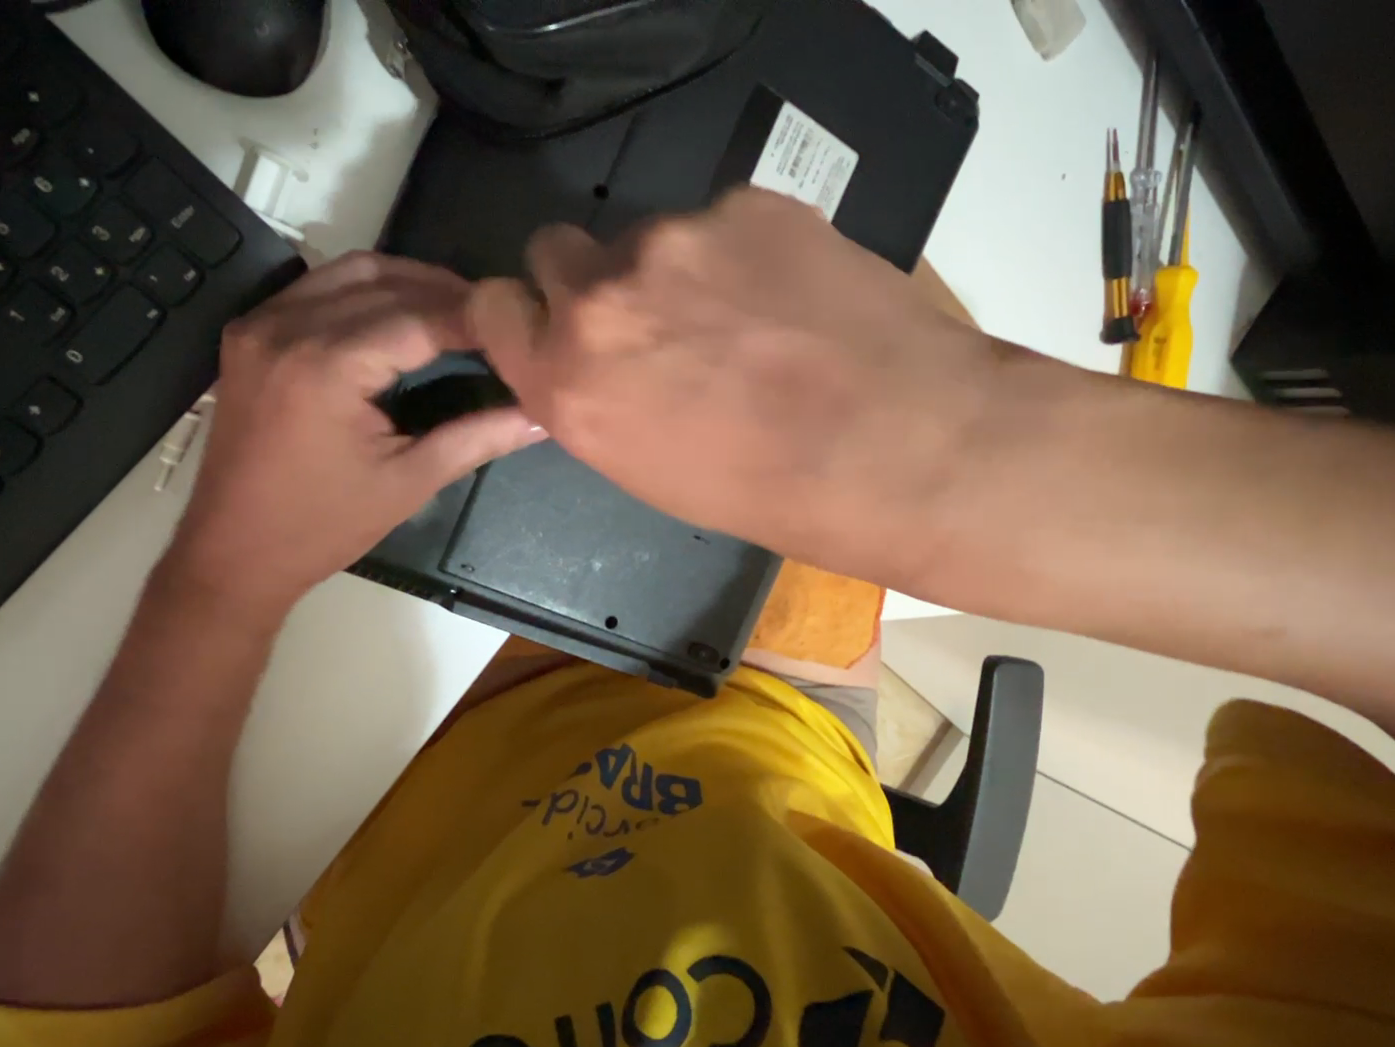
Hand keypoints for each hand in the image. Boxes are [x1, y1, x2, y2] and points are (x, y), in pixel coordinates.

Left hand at [162, 253, 546, 618]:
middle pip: (386, 282)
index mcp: (328, 366)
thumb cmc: (323, 526)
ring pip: (349, 272)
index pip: (420, 317)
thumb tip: (542, 415)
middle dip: (445, 292)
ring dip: (406, 281)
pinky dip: (363, 289)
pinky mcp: (248, 334)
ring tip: (453, 308)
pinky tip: (395, 314)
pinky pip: (315, 287)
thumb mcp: (409, 482)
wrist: (233, 552)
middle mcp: (288, 328)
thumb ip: (478, 438)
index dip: (474, 316)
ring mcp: (261, 325)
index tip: (516, 322)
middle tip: (493, 316)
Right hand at [469, 188, 1008, 588]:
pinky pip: (718, 220)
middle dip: (591, 283)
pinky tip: (789, 295)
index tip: (553, 324)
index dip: (525, 315)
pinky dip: (740, 251)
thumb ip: (597, 402)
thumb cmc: (771, 492)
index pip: (495, 307)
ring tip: (746, 316)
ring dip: (674, 269)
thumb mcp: (651, 470)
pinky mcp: (745, 205)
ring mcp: (674, 241)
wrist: (899, 444)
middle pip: (557, 252)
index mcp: (569, 382)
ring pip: (645, 237)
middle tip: (654, 319)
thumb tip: (596, 365)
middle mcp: (604, 301)